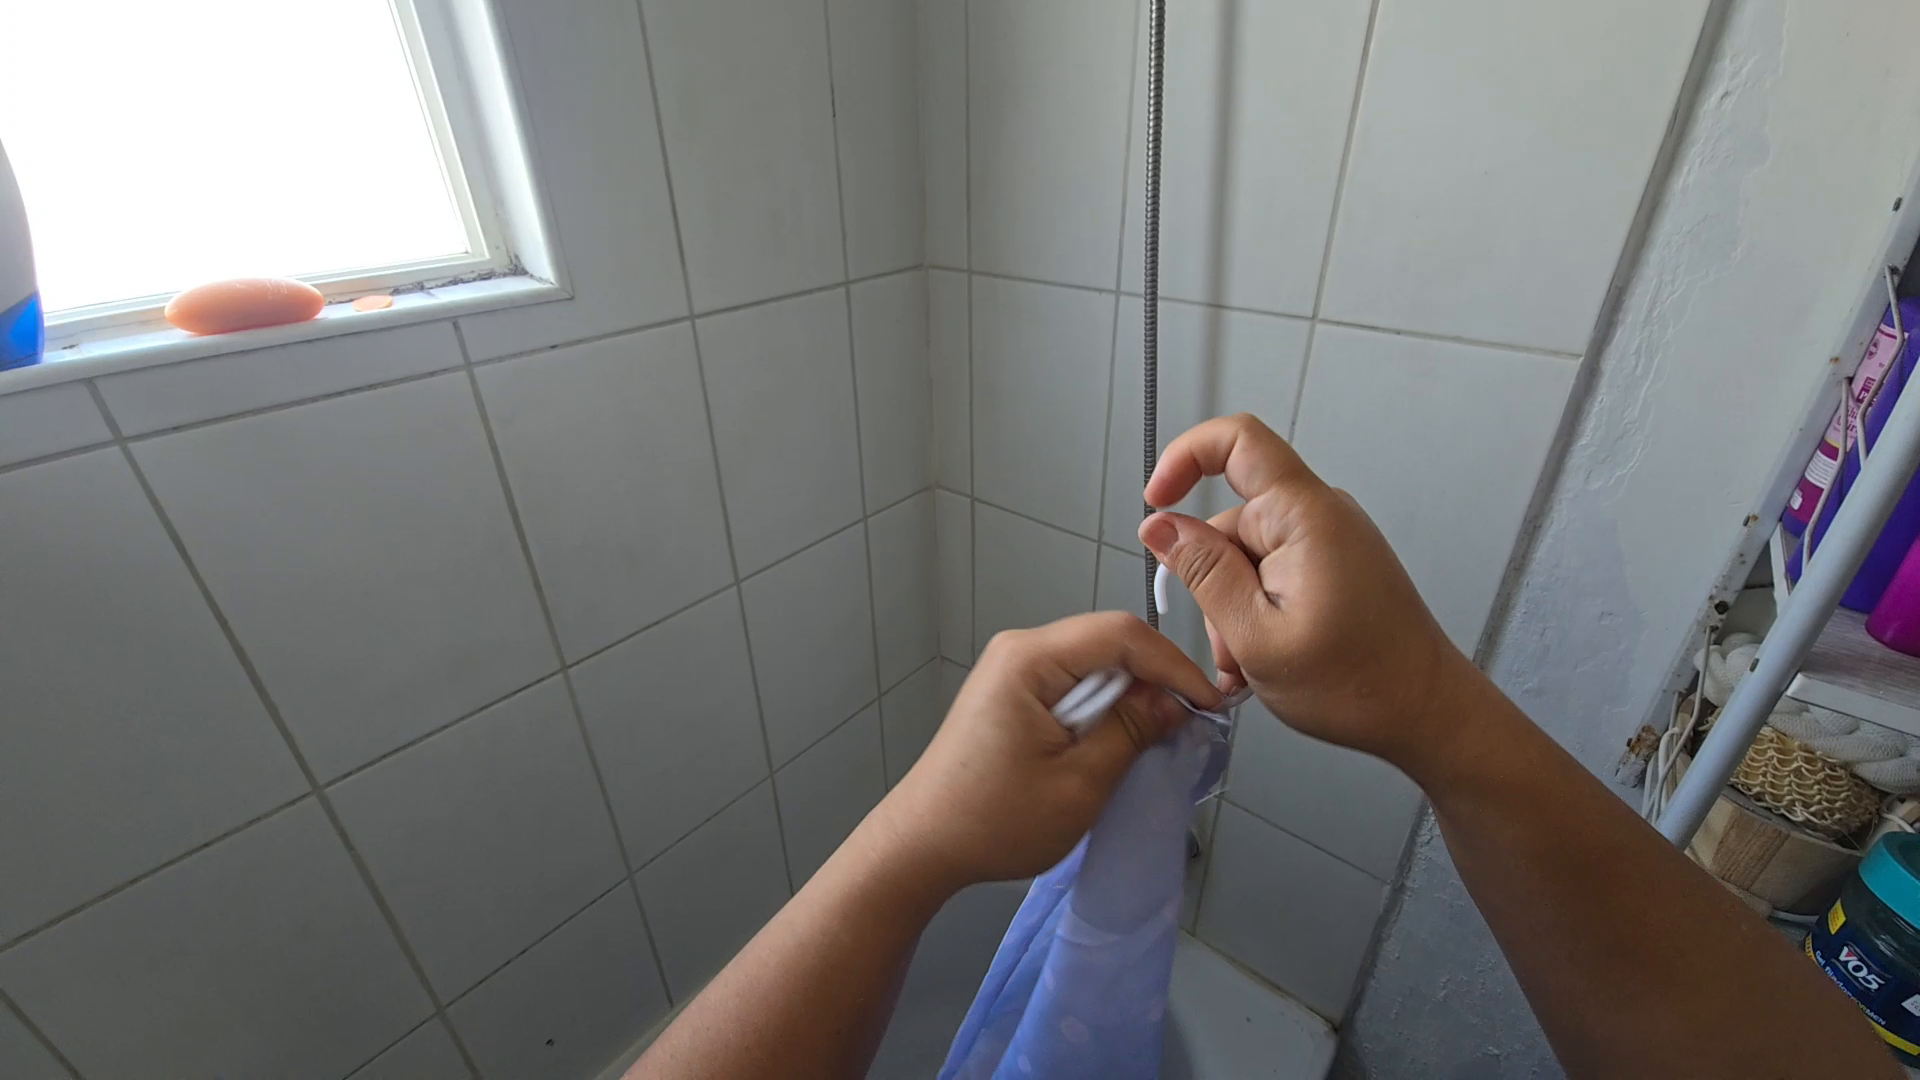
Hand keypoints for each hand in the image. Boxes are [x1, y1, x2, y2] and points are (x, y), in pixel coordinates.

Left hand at [870, 612, 1220, 891]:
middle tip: (1188, 722)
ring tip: (1158, 733)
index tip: (1208, 705)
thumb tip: (1174, 701)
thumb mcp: (1078, 783)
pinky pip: (1070, 680)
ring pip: (1091, 661)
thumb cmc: (997, 820)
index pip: (1120, 634)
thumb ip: (1130, 731)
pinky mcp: (1010, 690)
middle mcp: (1019, 648)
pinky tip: (1115, 736)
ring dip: (1128, 693)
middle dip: (1153, 677)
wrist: (923, 842)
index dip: (1173, 664)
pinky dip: (1101, 704)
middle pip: (1105, 641)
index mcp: (1029, 658)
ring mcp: (1011, 667)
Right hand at [1139, 413, 1481, 769]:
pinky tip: (1266, 653)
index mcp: (1305, 517)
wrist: (1428, 717)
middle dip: (1212, 581)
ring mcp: (1325, 539)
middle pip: (1229, 520)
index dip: (1185, 457)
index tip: (1156, 503)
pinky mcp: (1329, 562)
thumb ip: (1202, 573)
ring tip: (1253, 660)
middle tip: (1229, 645)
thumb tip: (1158, 526)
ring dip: (1232, 607)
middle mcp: (1318, 515)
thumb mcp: (1255, 634)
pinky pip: (1267, 570)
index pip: (1237, 441)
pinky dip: (1254, 609)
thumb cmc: (1356, 685)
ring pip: (1242, 555)